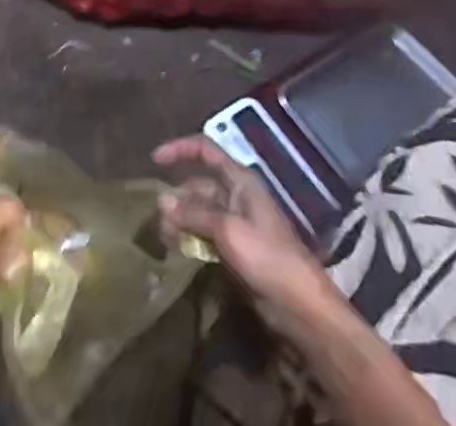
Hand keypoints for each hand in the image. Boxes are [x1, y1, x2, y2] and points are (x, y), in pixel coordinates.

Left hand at [0, 132, 24, 352]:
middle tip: (47, 183)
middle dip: (17, 185)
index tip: (25, 137)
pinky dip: (11, 242)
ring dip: (17, 219)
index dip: (0, 142)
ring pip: (0, 212)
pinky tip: (28, 247)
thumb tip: (22, 210)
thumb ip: (9, 204)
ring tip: (45, 218)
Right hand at [152, 136, 325, 306]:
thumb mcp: (227, 230)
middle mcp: (236, 195)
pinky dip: (188, 237)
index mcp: (240, 181)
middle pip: (197, 184)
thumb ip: (192, 213)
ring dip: (179, 221)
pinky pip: (203, 233)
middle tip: (159, 220)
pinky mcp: (234, 247)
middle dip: (176, 198)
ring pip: (197, 211)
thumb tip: (161, 200)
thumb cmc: (268, 258)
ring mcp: (235, 222)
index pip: (205, 149)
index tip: (154, 161)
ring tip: (166, 239)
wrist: (301, 307)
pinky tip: (177, 250)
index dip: (179, 149)